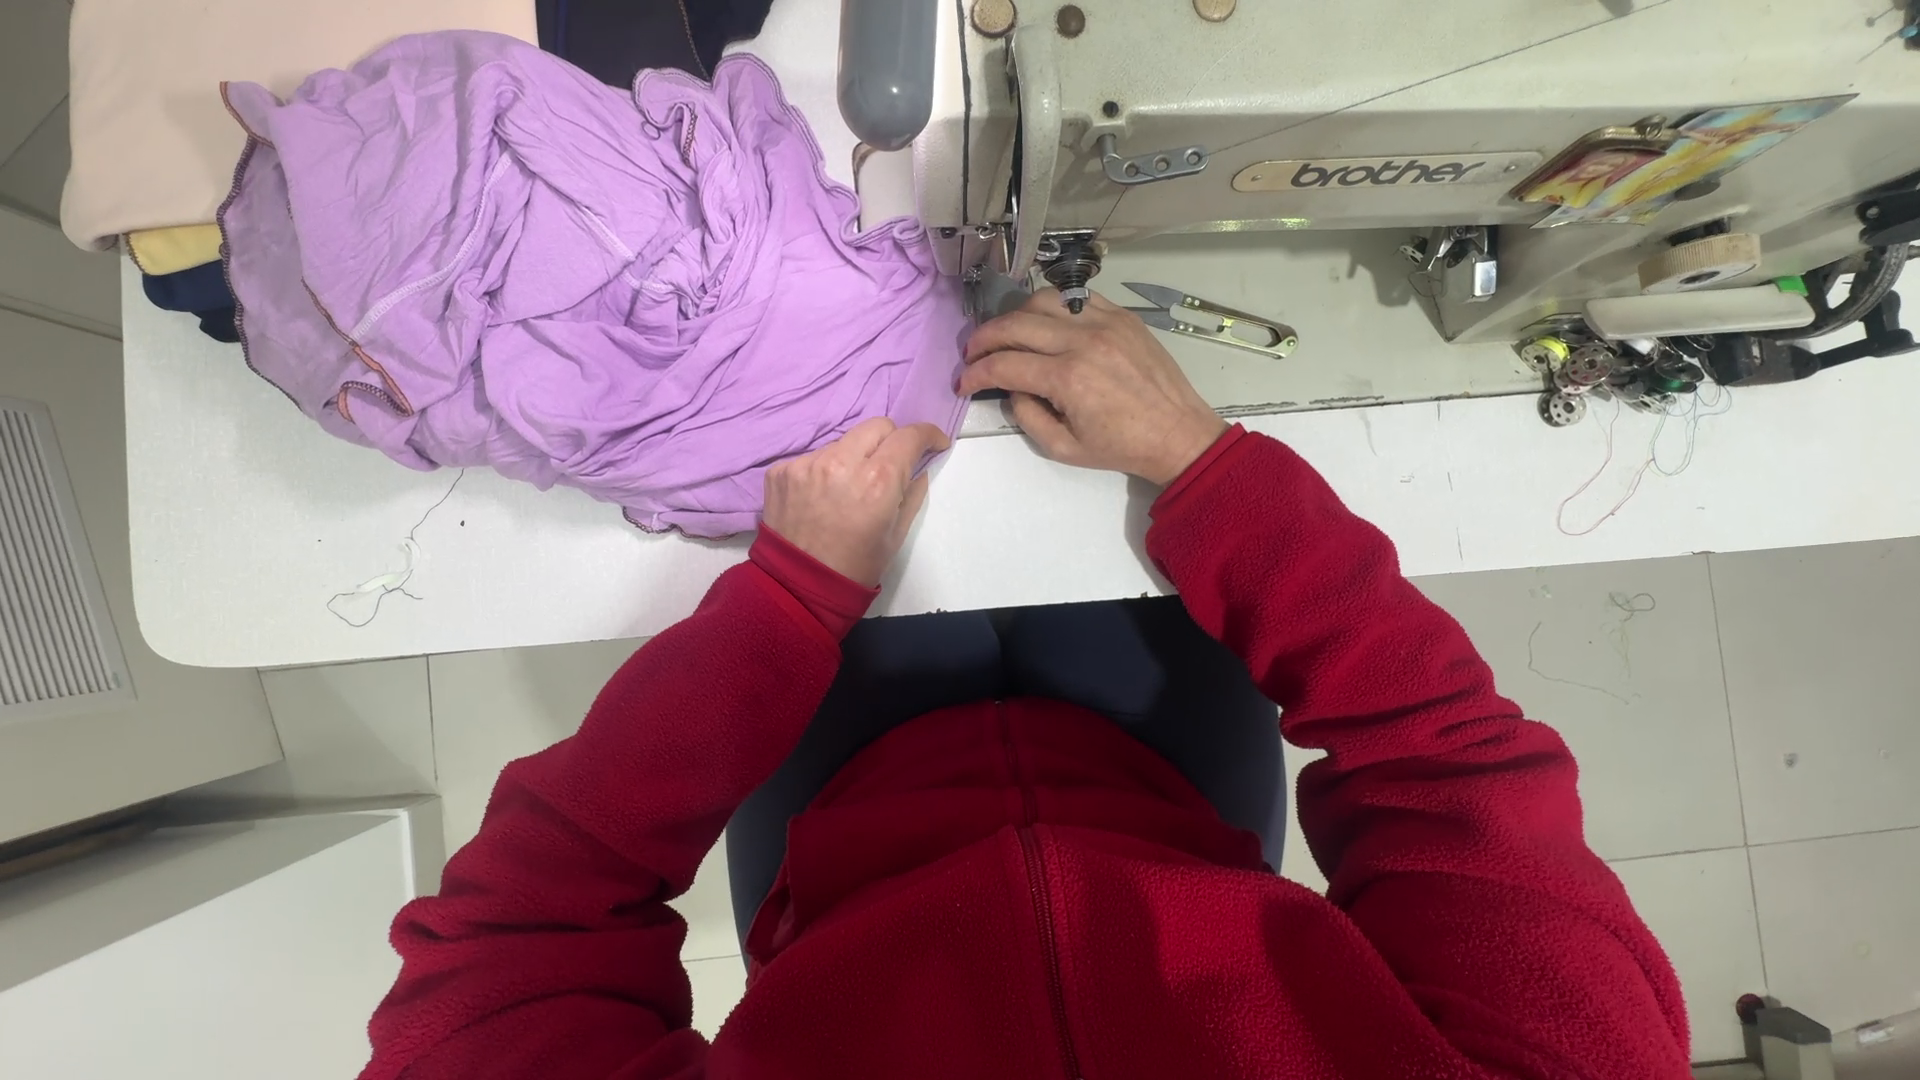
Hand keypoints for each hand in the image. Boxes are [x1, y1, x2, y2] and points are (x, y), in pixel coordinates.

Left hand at [761, 417, 950, 585]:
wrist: (798, 588)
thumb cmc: (856, 567)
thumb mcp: (896, 535)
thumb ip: (912, 493)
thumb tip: (917, 467)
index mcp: (877, 481)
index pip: (908, 437)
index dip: (927, 434)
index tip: (933, 441)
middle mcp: (841, 462)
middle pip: (876, 427)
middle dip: (890, 440)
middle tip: (891, 464)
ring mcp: (806, 464)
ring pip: (842, 442)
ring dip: (853, 458)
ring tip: (847, 490)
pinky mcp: (781, 470)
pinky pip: (813, 458)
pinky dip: (823, 471)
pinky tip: (821, 498)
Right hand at [957, 289, 1225, 484]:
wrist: (1176, 433)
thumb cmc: (1120, 448)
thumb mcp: (1063, 448)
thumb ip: (1027, 416)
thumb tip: (1010, 387)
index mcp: (1068, 379)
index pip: (1004, 365)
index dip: (975, 374)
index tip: (963, 383)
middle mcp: (1083, 342)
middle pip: (1015, 324)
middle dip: (984, 339)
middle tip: (972, 354)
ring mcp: (1105, 322)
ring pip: (1043, 300)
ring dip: (1016, 315)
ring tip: (1007, 335)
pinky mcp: (1122, 316)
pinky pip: (1076, 298)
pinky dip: (1052, 307)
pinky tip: (1044, 323)